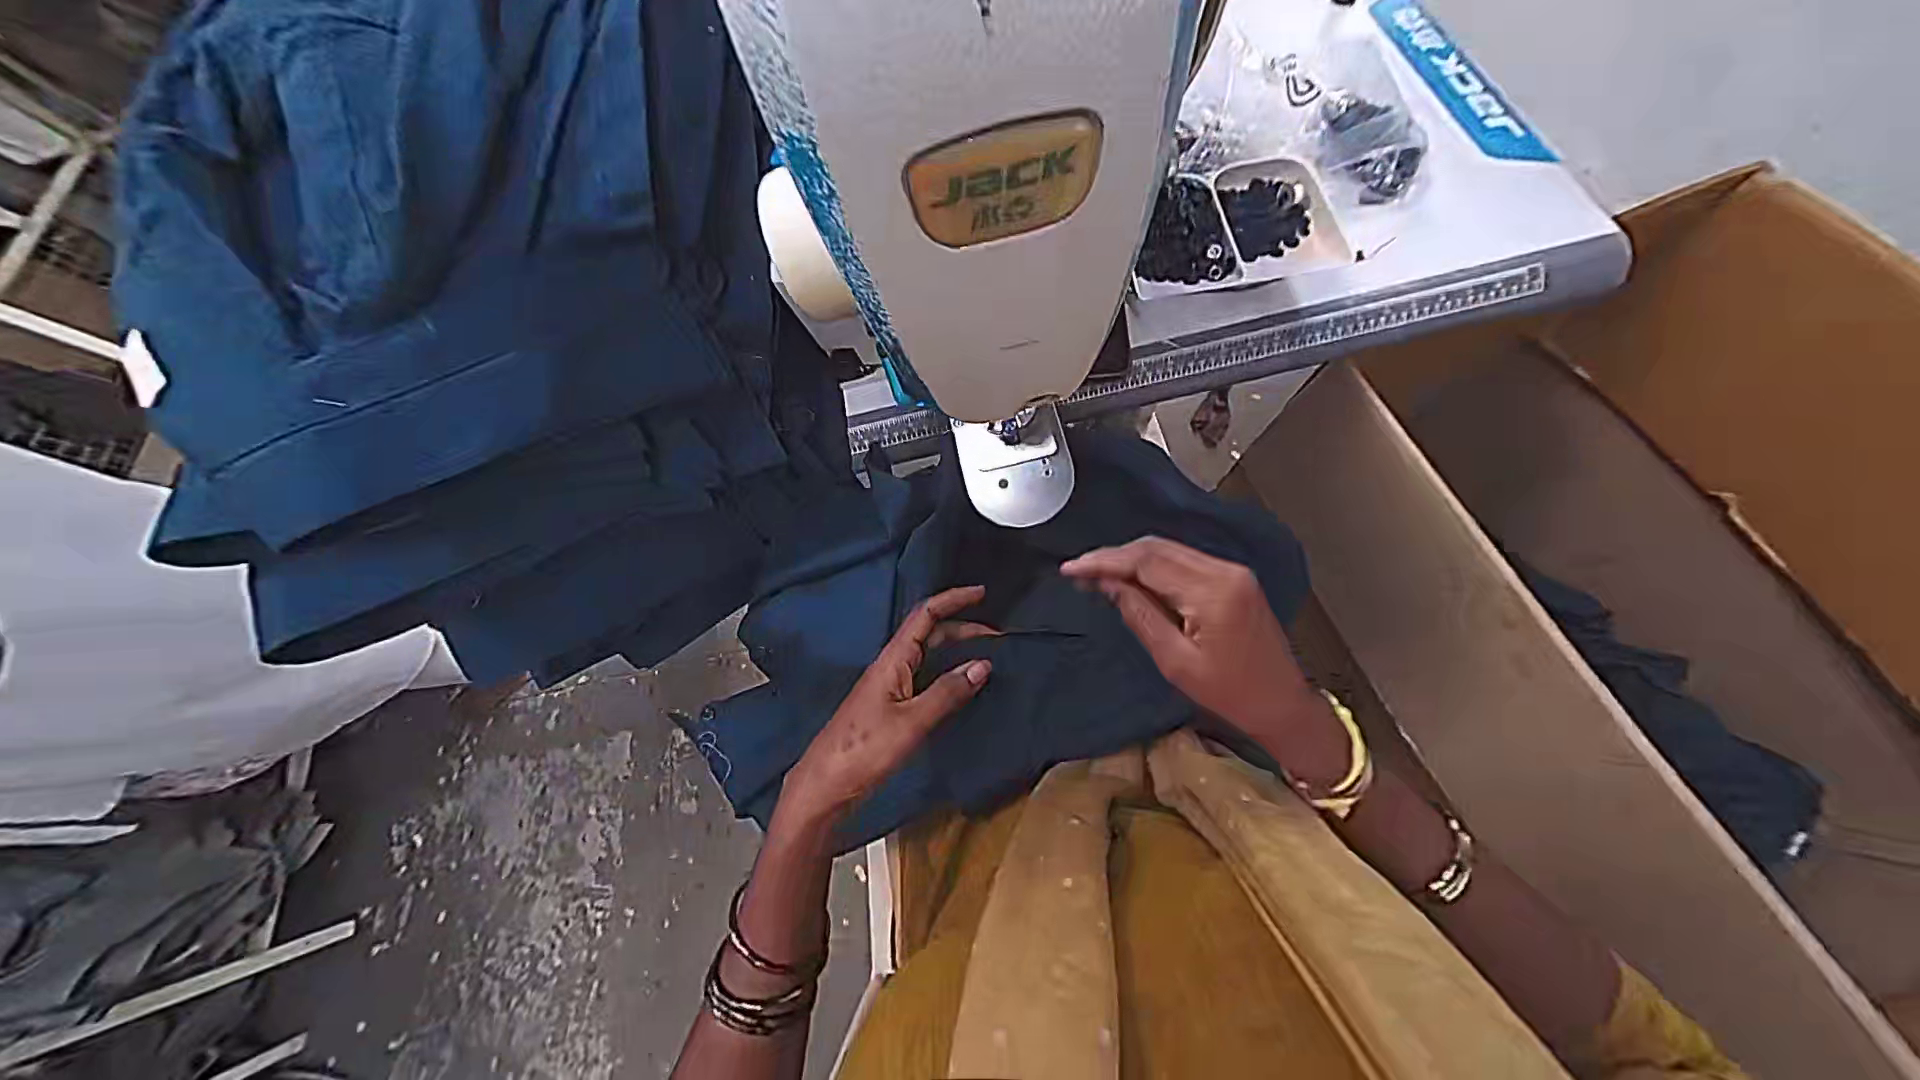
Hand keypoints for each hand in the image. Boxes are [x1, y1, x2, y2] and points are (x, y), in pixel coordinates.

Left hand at [776, 586, 995, 835]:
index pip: (925, 615)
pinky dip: (946, 674)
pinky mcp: (889, 708)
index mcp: (892, 661)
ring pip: (927, 656)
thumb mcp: (912, 722)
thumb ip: (947, 693)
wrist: (825, 786)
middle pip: (928, 633)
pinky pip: (924, 678)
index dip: (952, 600)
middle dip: (962, 627)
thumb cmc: (864, 751)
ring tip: (986, 655)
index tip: (982, 593)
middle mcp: (890, 667)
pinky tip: (961, 687)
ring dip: (955, 649)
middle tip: (997, 634)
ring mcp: (889, 687)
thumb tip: (983, 664)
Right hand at [1060, 537, 1338, 777]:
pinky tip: (1132, 578)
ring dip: (1131, 559)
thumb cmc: (1231, 693)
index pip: (1146, 561)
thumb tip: (1108, 583)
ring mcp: (1232, 571)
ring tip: (1097, 575)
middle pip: (1157, 548)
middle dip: (1114, 556)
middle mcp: (1225, 570)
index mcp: (1212, 592)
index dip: (1104, 561)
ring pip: (1169, 550)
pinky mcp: (1233, 578)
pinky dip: (1152, 566)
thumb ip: (1140, 614)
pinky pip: (1183, 561)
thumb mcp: (1175, 661)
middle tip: (1079, 572)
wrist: (1283, 704)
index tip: (1071, 569)